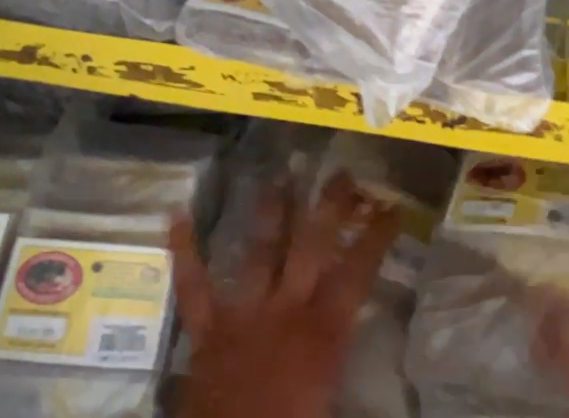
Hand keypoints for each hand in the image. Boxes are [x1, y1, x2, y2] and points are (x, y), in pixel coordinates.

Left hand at [170, 172, 401, 417]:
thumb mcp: (335, 400)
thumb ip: (345, 358)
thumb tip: (357, 334)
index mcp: (324, 330)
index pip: (357, 272)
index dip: (376, 237)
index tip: (391, 207)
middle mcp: (286, 310)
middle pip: (312, 247)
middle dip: (328, 208)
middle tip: (339, 174)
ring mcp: (244, 314)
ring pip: (260, 252)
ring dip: (271, 213)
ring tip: (280, 176)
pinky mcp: (207, 330)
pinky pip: (193, 286)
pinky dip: (185, 251)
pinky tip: (177, 215)